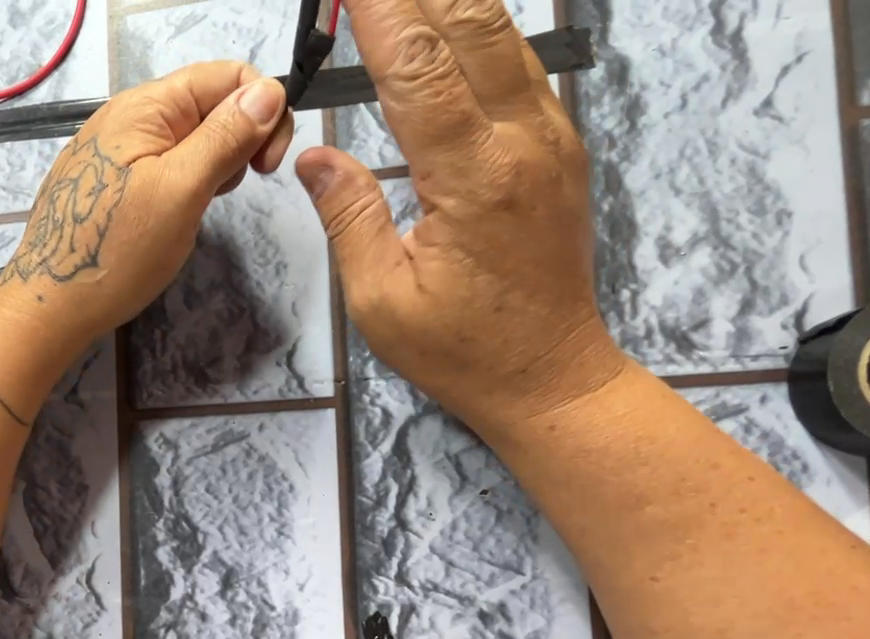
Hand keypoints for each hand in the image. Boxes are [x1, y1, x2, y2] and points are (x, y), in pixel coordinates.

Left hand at [0, 62, 294, 365]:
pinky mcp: (105, 188)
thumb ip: (225, 137)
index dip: (261, 112)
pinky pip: (158, 171)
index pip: (227, 77)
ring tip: (193, 212)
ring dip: (208, 170)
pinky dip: (179, 189)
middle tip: (221, 195)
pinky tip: (169, 221)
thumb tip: (268, 92)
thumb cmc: (114, 255)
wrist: (49, 311)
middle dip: (235, 143)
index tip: (265, 167)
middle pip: (207, 107)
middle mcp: (124, 120)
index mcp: (144, 107)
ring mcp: (111, 156)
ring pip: (185, 143)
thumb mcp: (180, 191)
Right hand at [295, 0, 627, 431]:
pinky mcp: (555, 147)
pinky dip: (478, 29)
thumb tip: (314, 155)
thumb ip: (350, 216)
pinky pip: (518, 65)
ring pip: (503, 36)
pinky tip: (452, 18)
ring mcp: (549, 138)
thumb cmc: (458, 348)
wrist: (546, 372)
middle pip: (471, 28)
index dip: (381, 13)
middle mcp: (522, 140)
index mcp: (472, 177)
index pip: (419, 69)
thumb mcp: (380, 297)